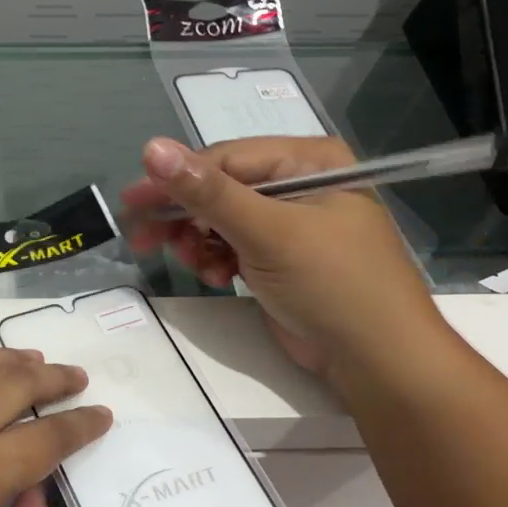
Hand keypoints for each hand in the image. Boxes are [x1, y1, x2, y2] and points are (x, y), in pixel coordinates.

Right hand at [121, 135, 444, 376]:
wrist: (375, 358)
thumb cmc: (331, 284)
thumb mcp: (267, 233)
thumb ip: (208, 192)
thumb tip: (151, 148)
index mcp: (308, 161)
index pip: (225, 158)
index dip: (175, 179)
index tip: (131, 203)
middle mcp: (298, 184)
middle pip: (218, 189)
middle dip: (183, 216)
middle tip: (141, 240)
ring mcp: (288, 224)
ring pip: (218, 221)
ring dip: (197, 243)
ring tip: (196, 266)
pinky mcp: (277, 259)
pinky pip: (230, 247)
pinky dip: (214, 260)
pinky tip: (216, 279)